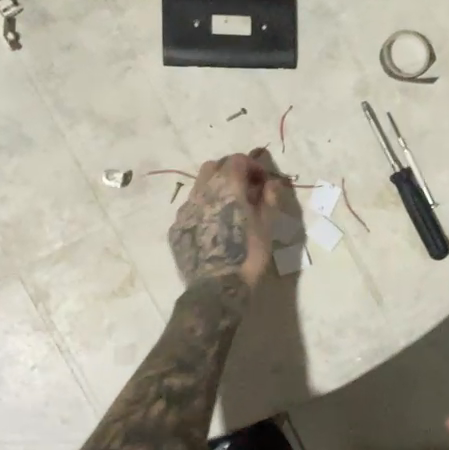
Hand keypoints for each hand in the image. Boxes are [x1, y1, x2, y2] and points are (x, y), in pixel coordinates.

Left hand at [169, 151, 282, 288]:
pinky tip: (213, 228)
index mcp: (227, 187)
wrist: (217, 289)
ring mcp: (185, 210)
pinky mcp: (176, 228)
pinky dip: (203, 209)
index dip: (252, 166)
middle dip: (230, 172)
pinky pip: (190, 208)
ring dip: (214, 189)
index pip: (237, 160)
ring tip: (228, 209)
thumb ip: (269, 199)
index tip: (262, 182)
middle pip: (213, 167)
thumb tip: (272, 183)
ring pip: (198, 187)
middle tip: (245, 190)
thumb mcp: (267, 227)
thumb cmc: (248, 255)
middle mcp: (202, 192)